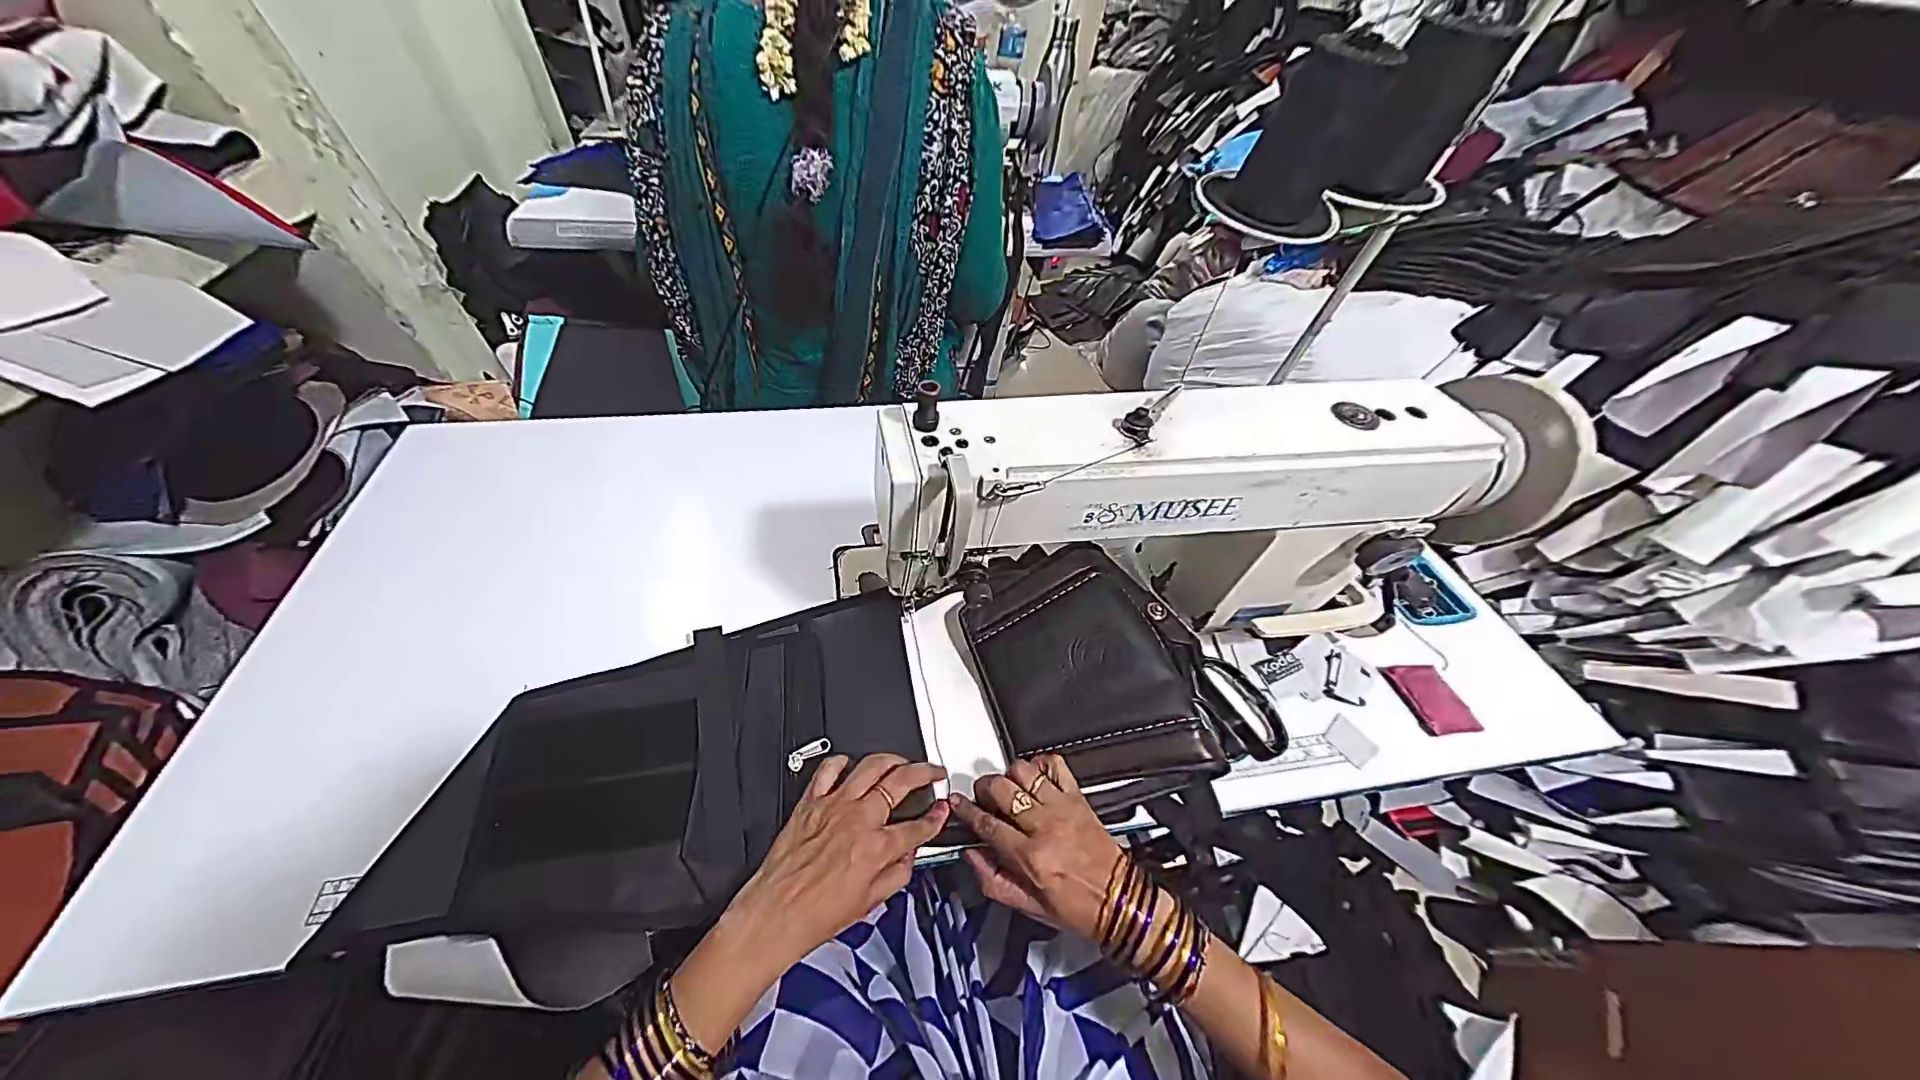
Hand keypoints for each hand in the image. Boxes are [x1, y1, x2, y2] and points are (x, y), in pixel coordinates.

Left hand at [719, 753, 949, 969]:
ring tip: (901, 762)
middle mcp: (858, 820)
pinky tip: (851, 765)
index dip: (936, 817)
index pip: (919, 825)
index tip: (941, 812)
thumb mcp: (870, 902)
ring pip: (871, 765)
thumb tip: (908, 856)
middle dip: (926, 772)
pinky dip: (843, 762)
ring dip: (893, 759)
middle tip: (933, 772)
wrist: (775, 914)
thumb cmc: (815, 915)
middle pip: (902, 780)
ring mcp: (834, 806)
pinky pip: (829, 769)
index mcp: (877, 848)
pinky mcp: (811, 802)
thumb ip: (897, 873)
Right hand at [947, 754, 1124, 941]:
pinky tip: (1035, 778)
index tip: (958, 803)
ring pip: (1024, 772)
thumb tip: (972, 856)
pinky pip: (1055, 765)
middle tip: (983, 796)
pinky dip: (1041, 764)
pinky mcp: (1078, 798)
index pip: (987, 824)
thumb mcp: (1029, 907)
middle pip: (1001, 789)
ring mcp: (1063, 808)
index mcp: (1031, 858)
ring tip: (1009, 788)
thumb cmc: (1079, 907)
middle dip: (984, 788)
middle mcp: (1045, 827)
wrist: (1120, 901)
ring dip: (1010, 776)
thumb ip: (994, 881)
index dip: (966, 811)